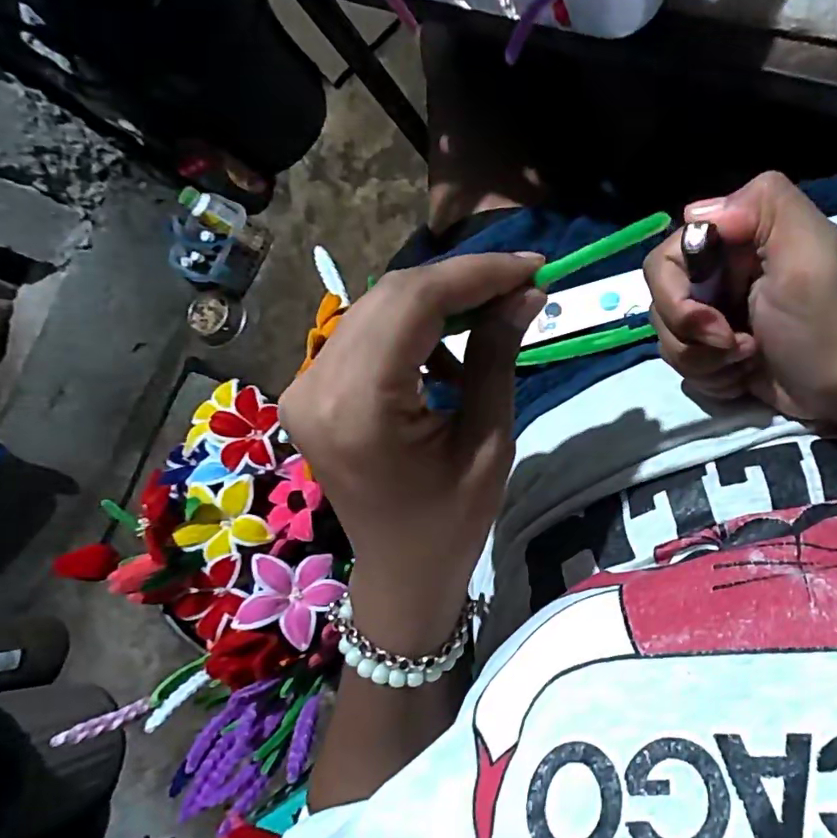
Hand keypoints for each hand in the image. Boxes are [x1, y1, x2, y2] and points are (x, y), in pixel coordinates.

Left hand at [279, 252, 545, 652]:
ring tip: (491, 316)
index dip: (476, 273)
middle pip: (390, 296)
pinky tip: (444, 357)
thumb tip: (526, 293)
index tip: (532, 264)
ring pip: (376, 308)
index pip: (414, 303)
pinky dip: (411, 329)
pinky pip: (363, 335)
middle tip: (520, 284)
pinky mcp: (309, 391)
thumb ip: (496, 357)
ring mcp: (303, 387)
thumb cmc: (453, 521)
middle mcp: (316, 385)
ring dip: (437, 302)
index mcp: (360, 406)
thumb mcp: (488, 441)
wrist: (401, 573)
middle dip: (461, 280)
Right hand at [644, 171, 836, 423]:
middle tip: (738, 348)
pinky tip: (745, 376)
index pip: (668, 256)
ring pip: (669, 337)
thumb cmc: (831, 326)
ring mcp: (718, 316)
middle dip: (692, 334)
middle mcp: (722, 273)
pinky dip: (714, 377)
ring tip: (748, 361)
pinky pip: (686, 364)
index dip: (677, 294)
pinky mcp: (718, 353)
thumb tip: (697, 212)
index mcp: (739, 240)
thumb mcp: (811, 253)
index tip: (714, 320)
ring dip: (705, 360)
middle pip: (661, 300)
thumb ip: (765, 205)